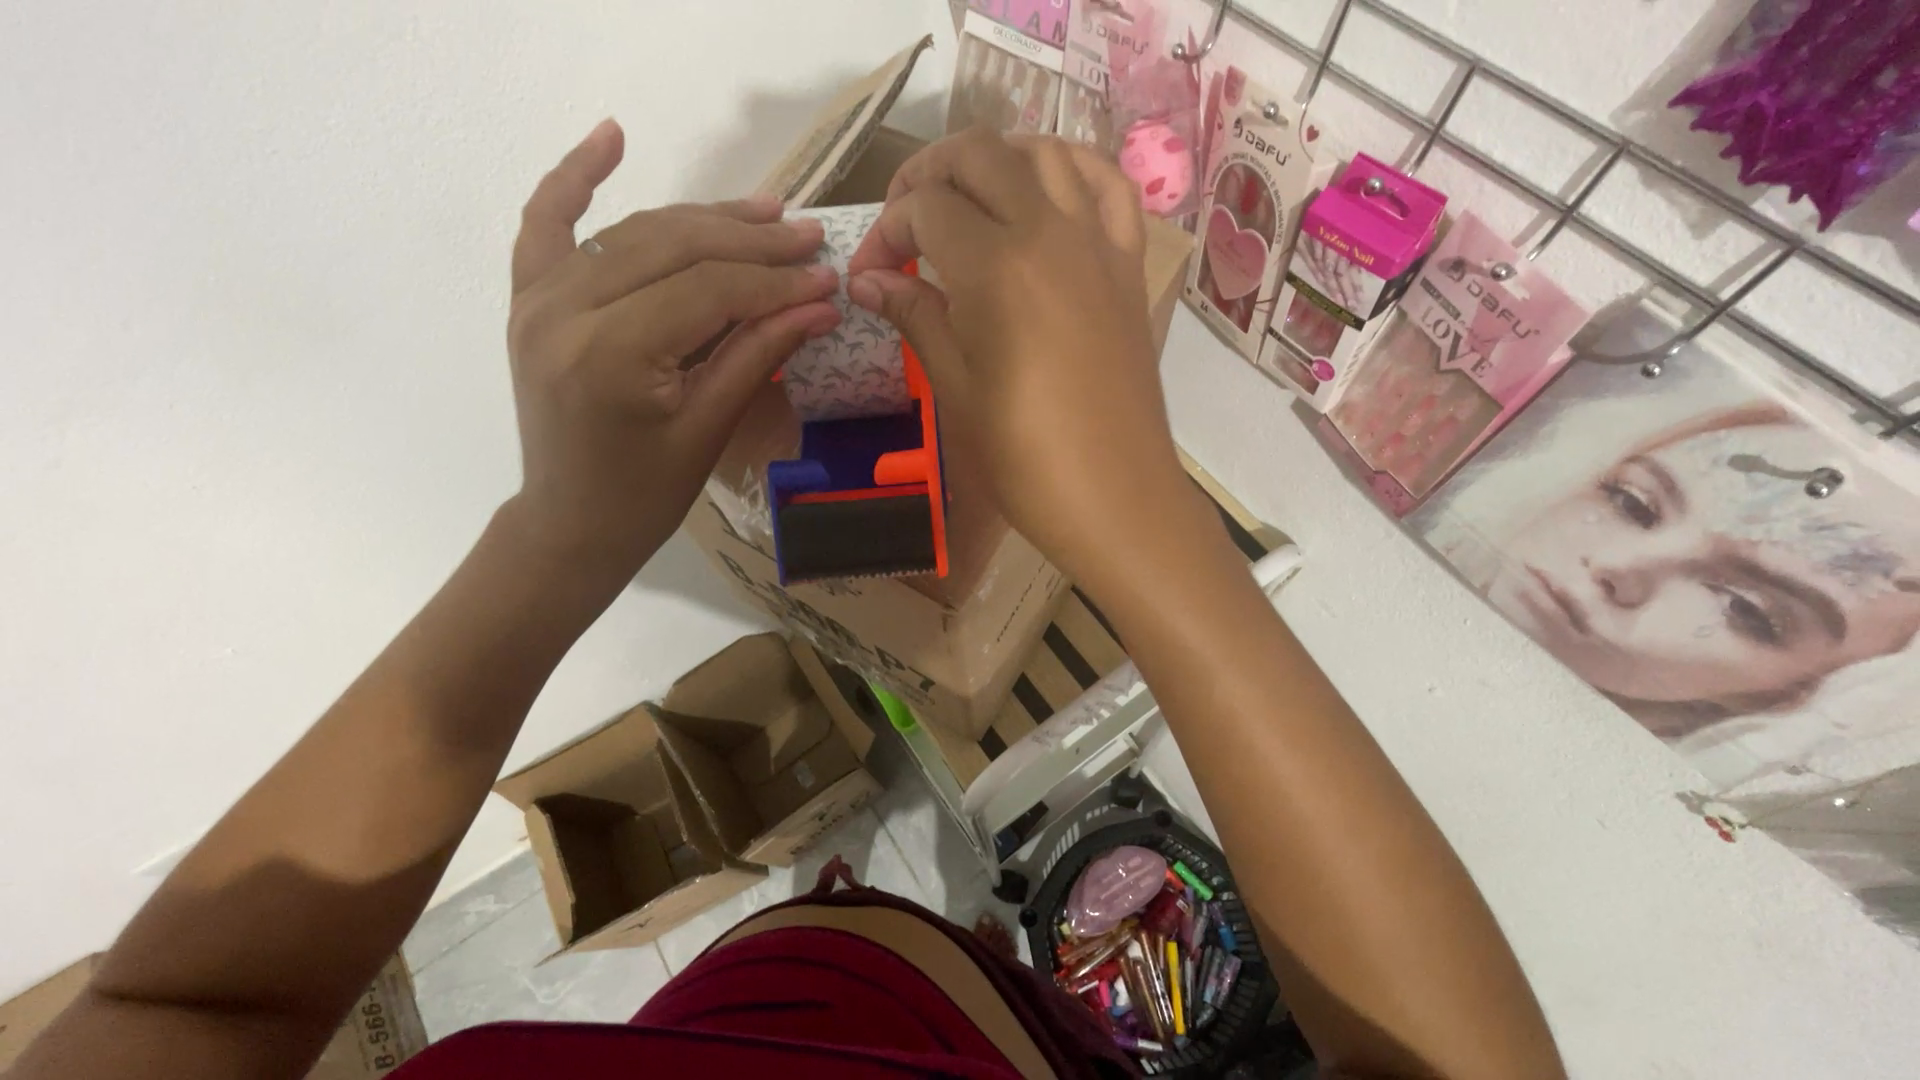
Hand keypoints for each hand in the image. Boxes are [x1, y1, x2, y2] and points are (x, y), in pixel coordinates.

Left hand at [504, 119, 841, 577]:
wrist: (570, 521)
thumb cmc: (645, 495)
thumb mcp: (710, 430)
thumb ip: (758, 355)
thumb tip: (822, 305)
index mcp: (611, 355)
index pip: (708, 290)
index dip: (775, 281)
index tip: (828, 277)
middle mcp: (565, 311)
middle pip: (673, 247)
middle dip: (749, 242)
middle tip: (808, 237)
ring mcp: (538, 299)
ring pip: (633, 231)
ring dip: (702, 217)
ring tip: (765, 211)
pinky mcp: (528, 299)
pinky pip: (548, 222)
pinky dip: (576, 177)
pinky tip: (612, 136)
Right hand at [844, 130, 1209, 589]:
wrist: (1115, 497)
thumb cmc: (1024, 458)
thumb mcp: (956, 388)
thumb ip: (914, 315)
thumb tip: (866, 279)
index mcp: (997, 268)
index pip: (926, 208)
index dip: (885, 231)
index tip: (870, 275)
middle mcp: (1050, 232)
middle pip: (980, 155)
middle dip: (928, 175)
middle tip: (905, 223)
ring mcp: (1097, 243)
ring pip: (1044, 152)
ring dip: (994, 162)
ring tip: (967, 202)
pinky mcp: (1128, 264)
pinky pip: (1107, 185)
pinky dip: (1071, 170)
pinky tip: (1045, 194)